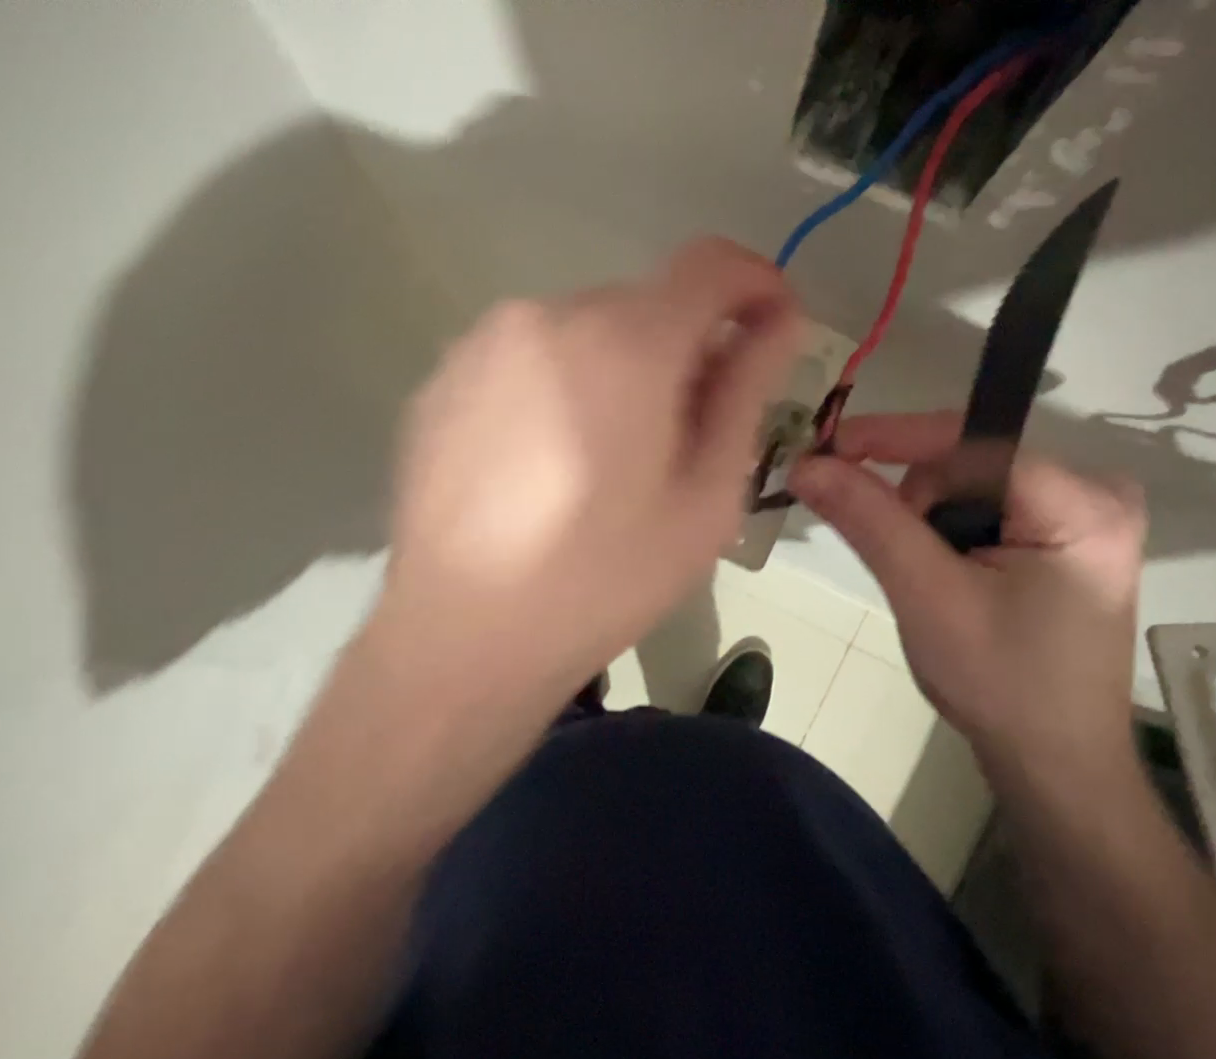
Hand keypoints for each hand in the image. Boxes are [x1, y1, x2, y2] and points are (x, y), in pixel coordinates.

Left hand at [374, 238, 803, 723]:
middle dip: (678, 349)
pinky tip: (540, 468)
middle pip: (640, 304)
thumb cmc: (599, 581)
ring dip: (611, 373)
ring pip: (577, 334)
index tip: (770, 333)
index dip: (755, 286)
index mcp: (623, 339)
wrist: (460, 638)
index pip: (711, 263)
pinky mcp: (439, 382)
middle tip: (682, 435)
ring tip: (603, 463)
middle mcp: (544, 316)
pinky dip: (552, 391)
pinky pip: (521, 363)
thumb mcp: (704, 500)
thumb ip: (745, 393)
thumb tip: (776, 324)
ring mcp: (479, 346)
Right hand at [789, 412, 1144, 752]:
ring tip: (922, 575)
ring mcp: (1089, 517)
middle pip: (974, 459)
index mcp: (1082, 501)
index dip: (893, 437)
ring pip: (976, 483)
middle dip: (916, 495)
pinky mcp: (1073, 540)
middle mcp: (1098, 492)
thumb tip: (806, 464)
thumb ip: (868, 520)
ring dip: (930, 516)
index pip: (972, 439)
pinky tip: (944, 573)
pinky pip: (992, 508)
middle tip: (888, 550)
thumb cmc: (1000, 683)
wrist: (1056, 761)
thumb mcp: (926, 595)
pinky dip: (950, 530)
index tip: (825, 446)